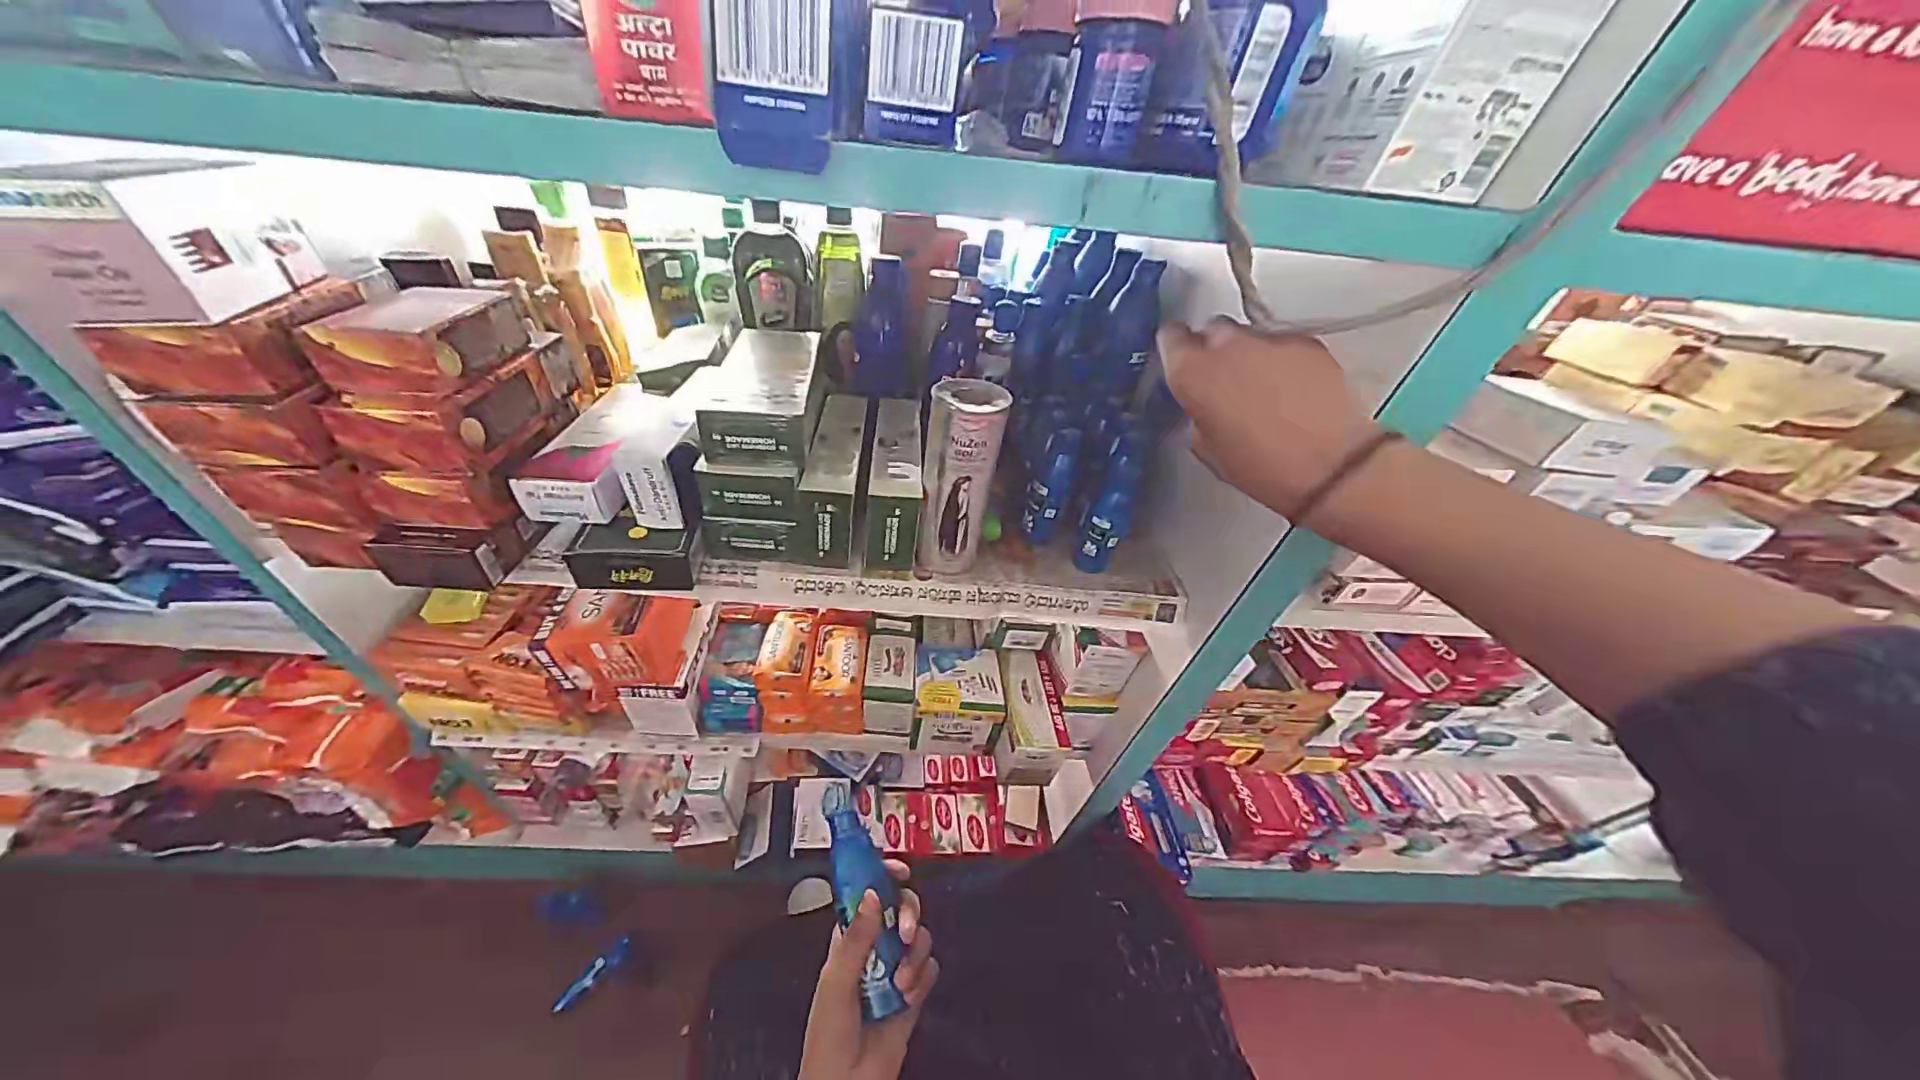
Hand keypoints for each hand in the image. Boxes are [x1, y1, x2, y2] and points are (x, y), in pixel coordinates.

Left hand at [798, 860, 939, 1079]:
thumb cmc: (829, 1033)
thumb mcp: (836, 981)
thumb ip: (856, 938)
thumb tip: (873, 894)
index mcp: (849, 937)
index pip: (868, 894)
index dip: (882, 876)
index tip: (898, 870)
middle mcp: (875, 946)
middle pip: (900, 907)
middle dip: (908, 913)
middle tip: (903, 933)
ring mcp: (896, 967)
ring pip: (919, 935)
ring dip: (914, 955)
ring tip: (901, 983)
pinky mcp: (914, 990)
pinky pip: (930, 968)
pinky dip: (924, 978)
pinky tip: (909, 996)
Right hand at [1158, 319, 1378, 519]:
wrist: (1331, 467)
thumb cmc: (1264, 467)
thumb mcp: (1208, 449)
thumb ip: (1195, 416)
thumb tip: (1199, 409)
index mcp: (1193, 373)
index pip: (1170, 338)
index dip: (1174, 348)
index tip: (1178, 358)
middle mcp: (1228, 347)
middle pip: (1211, 329)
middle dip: (1212, 349)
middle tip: (1219, 380)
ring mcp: (1270, 340)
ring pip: (1248, 336)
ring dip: (1247, 355)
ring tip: (1259, 390)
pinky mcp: (1308, 343)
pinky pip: (1283, 344)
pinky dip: (1280, 360)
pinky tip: (1288, 390)